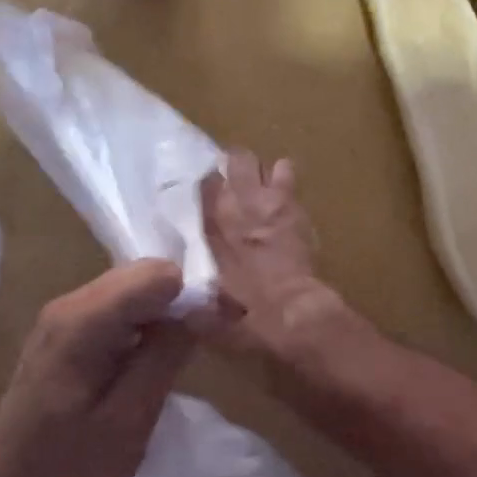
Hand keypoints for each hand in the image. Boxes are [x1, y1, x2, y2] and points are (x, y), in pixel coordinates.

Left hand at [0, 260, 195, 476]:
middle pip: (143, 274)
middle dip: (184, 298)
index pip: (158, 275)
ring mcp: (60, 317)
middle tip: (216, 335)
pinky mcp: (61, 335)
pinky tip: (153, 358)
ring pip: (130, 289)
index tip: (229, 323)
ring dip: (165, 310)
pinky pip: (114, 308)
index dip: (197, 293)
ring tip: (190, 349)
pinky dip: (143, 322)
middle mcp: (69, 305)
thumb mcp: (129, 420)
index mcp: (83, 321)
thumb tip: (205, 308)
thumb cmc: (67, 469)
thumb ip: (166, 356)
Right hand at [200, 150, 328, 356]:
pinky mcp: (296, 207)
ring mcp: (270, 200)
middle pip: (236, 159)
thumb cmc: (250, 314)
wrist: (295, 310)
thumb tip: (180, 309)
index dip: (208, 183)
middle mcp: (238, 205)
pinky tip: (285, 195)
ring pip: (265, 163)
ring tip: (263, 186)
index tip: (209, 190)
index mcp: (213, 226)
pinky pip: (289, 176)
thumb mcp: (211, 316)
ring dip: (264, 172)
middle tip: (237, 179)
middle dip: (236, 164)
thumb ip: (195, 309)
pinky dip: (286, 180)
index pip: (204, 184)